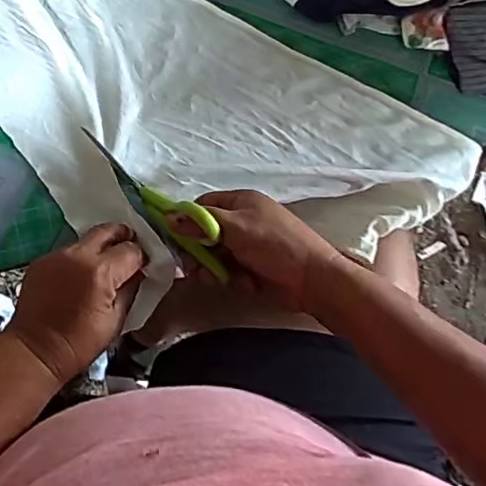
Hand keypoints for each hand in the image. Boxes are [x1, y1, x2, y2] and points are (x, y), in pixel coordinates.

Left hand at [5, 224, 146, 382]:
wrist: (37, 349)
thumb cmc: (79, 343)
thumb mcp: (115, 321)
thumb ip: (130, 290)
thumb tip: (139, 272)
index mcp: (100, 272)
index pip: (131, 250)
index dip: (141, 256)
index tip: (144, 264)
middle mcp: (77, 255)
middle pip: (106, 230)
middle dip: (121, 237)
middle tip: (129, 248)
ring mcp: (56, 255)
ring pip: (85, 240)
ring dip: (98, 248)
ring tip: (103, 266)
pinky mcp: (41, 260)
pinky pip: (67, 252)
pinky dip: (77, 259)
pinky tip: (78, 276)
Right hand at [176, 190, 343, 312]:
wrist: (318, 282)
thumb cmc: (277, 245)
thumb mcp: (236, 228)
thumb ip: (200, 223)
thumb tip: (168, 217)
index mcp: (241, 201)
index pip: (202, 205)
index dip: (188, 220)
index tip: (177, 238)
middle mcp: (243, 220)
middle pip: (205, 232)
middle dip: (199, 251)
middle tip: (193, 267)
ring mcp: (250, 245)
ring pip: (215, 254)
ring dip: (214, 268)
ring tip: (219, 279)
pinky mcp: (255, 267)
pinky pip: (231, 270)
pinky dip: (233, 278)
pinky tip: (243, 284)